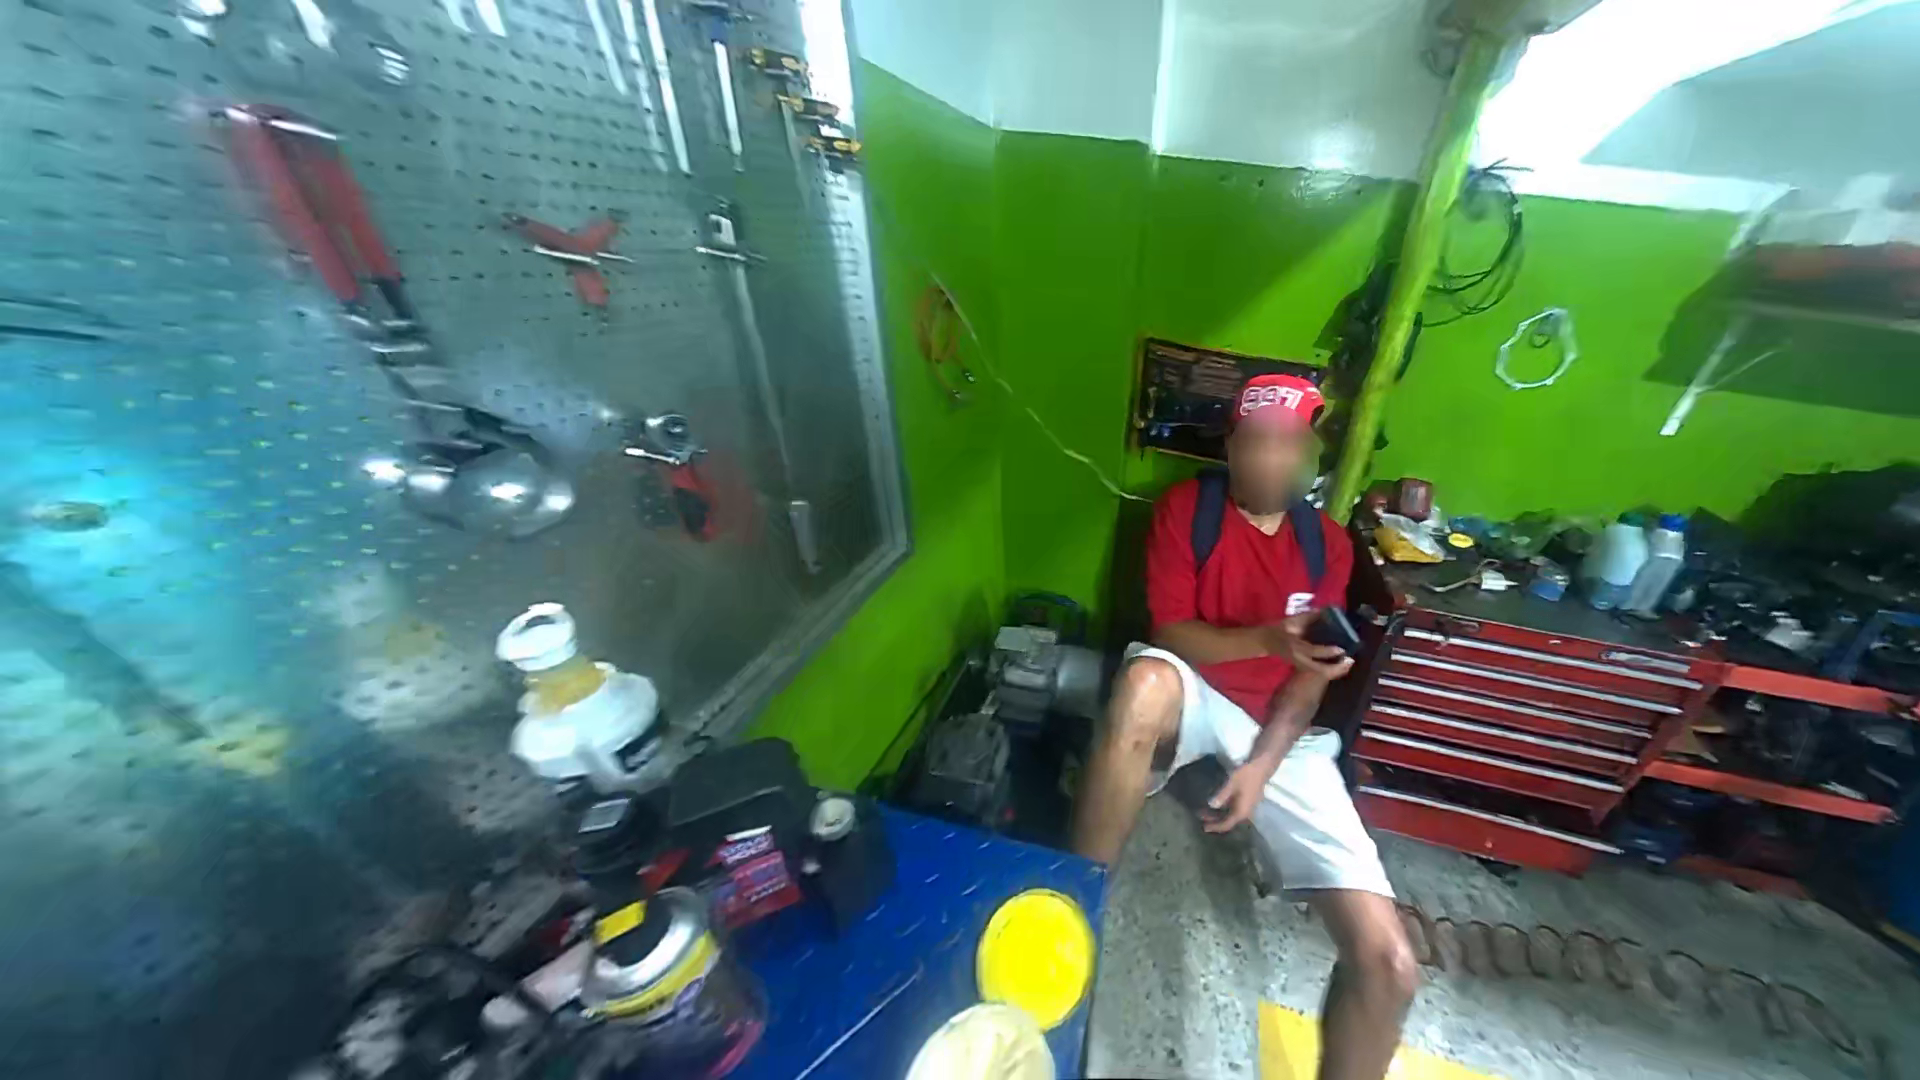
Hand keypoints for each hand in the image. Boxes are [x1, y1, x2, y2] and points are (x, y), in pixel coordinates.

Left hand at [1203, 759, 1273, 833]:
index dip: (1215, 827)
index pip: (1227, 824)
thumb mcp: (1230, 785)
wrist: (1261, 768)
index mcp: (1242, 812)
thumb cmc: (1245, 776)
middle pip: (1228, 821)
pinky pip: (1233, 809)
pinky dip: (1224, 808)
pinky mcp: (1247, 801)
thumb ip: (1221, 796)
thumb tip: (1212, 806)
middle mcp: (1245, 813)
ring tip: (1205, 810)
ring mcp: (1247, 807)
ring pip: (1230, 814)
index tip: (1204, 827)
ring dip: (1218, 814)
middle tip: (1200, 817)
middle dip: (1214, 820)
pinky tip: (1216, 803)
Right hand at [1268, 622, 1354, 680]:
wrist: (1266, 642)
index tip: (1342, 649)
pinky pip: (1320, 671)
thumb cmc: (1278, 630)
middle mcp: (1299, 658)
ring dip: (1335, 670)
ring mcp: (1300, 664)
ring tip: (1347, 663)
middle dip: (1336, 668)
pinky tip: (1339, 664)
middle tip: (1349, 661)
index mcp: (1295, 646)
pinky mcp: (1303, 667)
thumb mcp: (1290, 621)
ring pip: (1321, 673)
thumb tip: (1325, 610)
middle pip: (1320, 670)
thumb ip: (1307, 617)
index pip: (1313, 651)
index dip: (1328, 651)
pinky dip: (1330, 669)